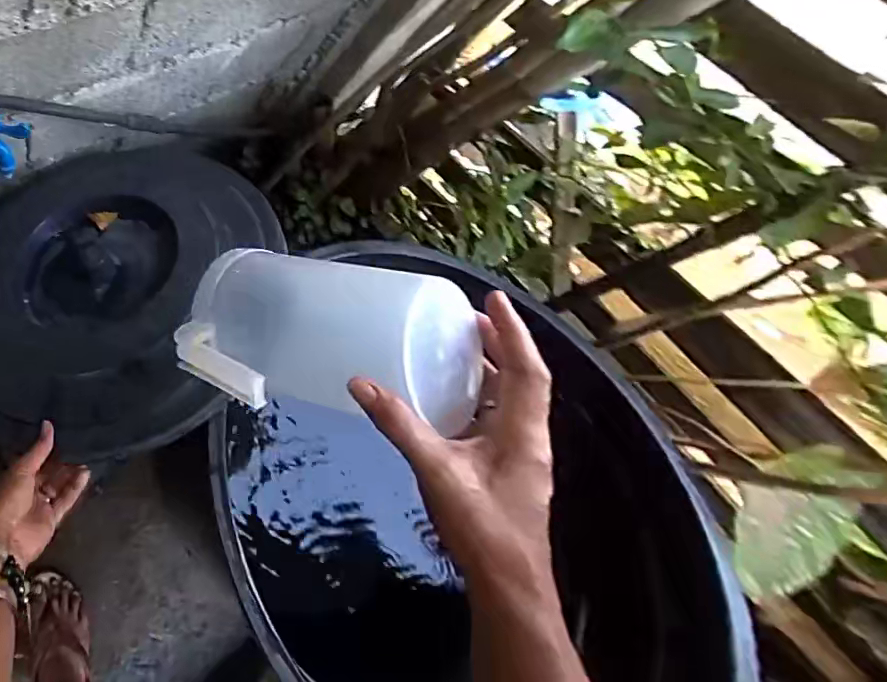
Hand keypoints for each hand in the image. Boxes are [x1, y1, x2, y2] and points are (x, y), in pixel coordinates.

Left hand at [0, 421, 91, 566]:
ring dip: (71, 472)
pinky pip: (66, 499)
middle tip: (79, 443)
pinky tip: (86, 473)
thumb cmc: (8, 499)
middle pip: (49, 471)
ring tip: (87, 456)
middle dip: (62, 459)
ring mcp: (42, 503)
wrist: (6, 539)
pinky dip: (75, 488)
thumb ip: (39, 450)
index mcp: (17, 474)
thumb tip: (48, 423)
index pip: (35, 457)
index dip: (47, 447)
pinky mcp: (53, 518)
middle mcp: (29, 487)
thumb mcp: (22, 470)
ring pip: (59, 484)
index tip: (63, 431)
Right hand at [349, 290, 556, 602]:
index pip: (527, 371)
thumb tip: (358, 382)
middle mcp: (526, 438)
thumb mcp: (436, 471)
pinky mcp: (500, 466)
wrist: (508, 586)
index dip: (512, 333)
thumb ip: (399, 425)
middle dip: (499, 343)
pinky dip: (475, 392)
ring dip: (489, 366)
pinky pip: (492, 414)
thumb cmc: (482, 527)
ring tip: (457, 343)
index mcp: (522, 433)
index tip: (493, 299)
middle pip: (521, 379)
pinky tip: (447, 392)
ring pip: (508, 397)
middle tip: (465, 316)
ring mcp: (516, 453)